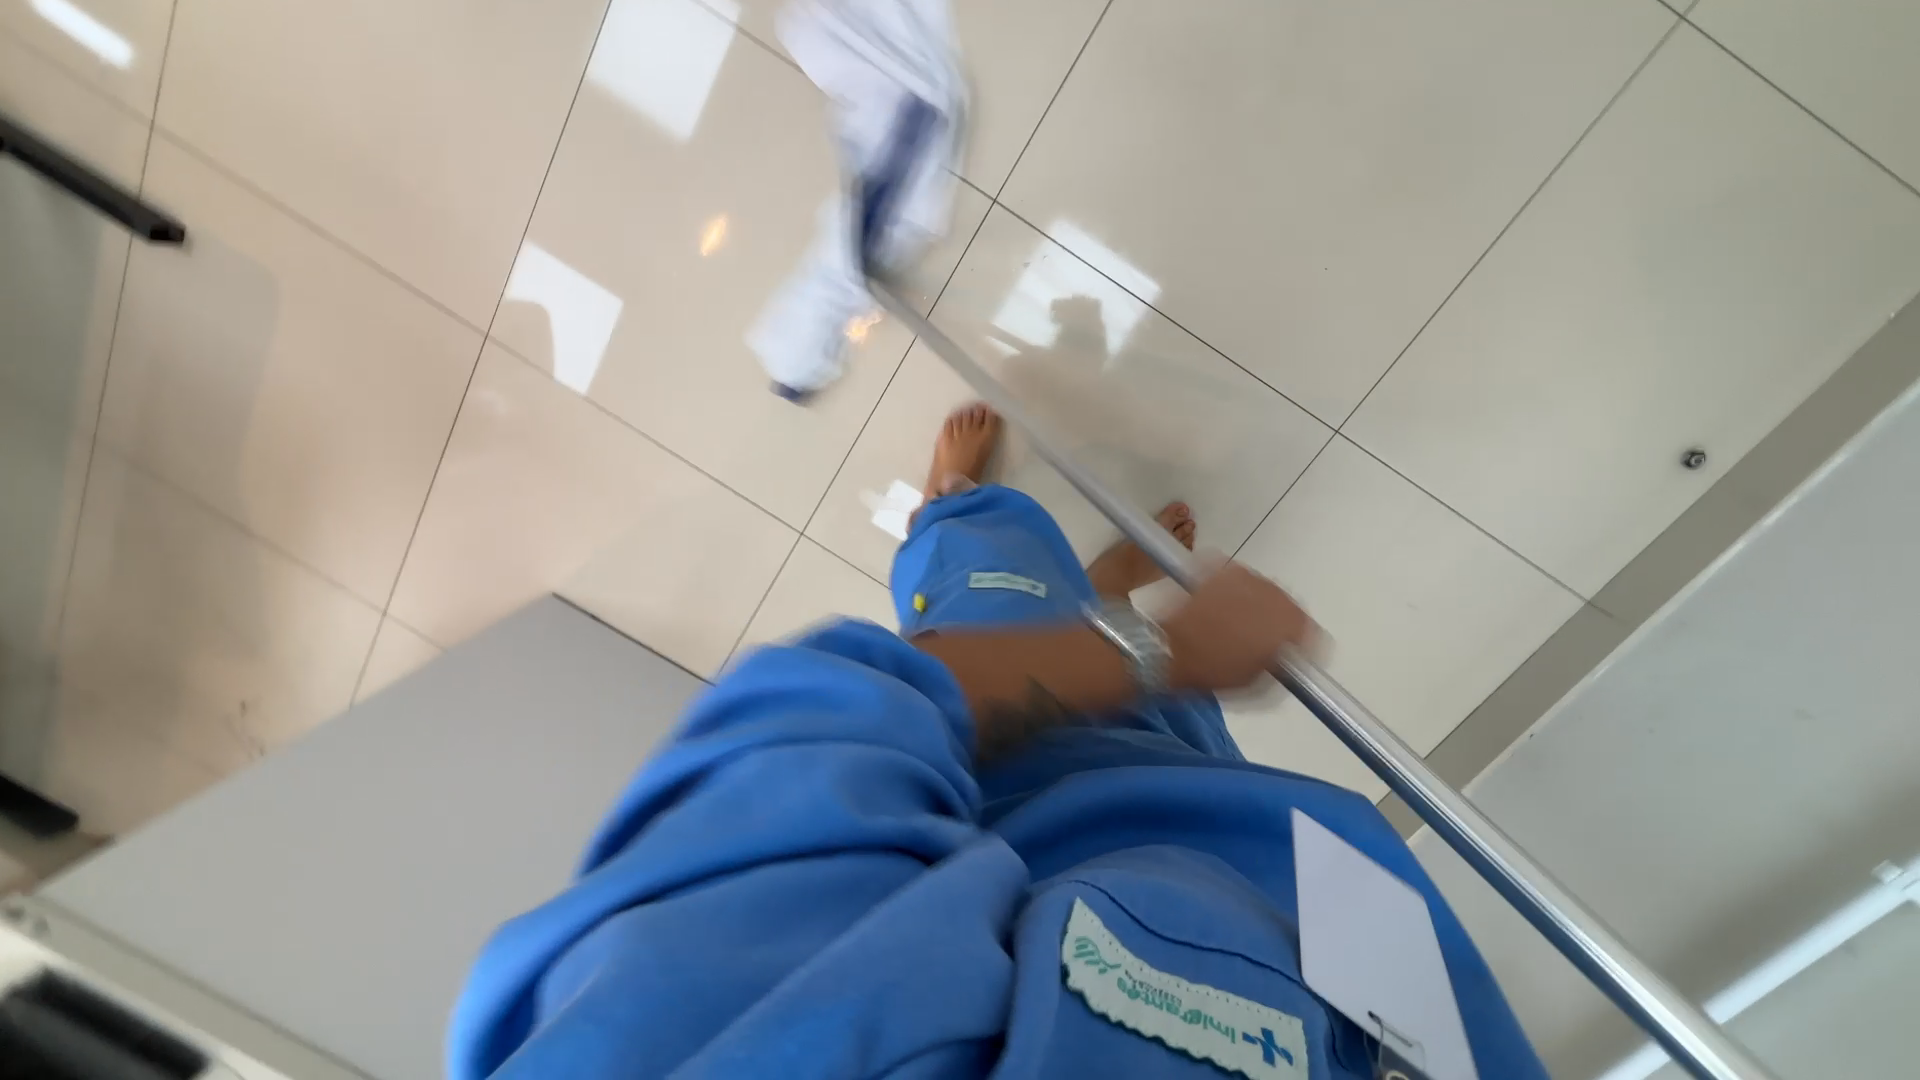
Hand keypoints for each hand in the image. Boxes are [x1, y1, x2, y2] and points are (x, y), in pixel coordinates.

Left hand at [1160, 561, 1315, 692]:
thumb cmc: (1212, 670)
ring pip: (1259, 588)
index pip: (1308, 628)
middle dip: (1276, 618)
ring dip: (1254, 602)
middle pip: (1284, 603)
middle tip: (1260, 637)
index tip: (1288, 652)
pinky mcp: (1215, 565)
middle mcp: (1271, 590)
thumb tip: (1289, 658)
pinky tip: (1218, 604)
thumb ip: (1283, 666)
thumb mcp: (1257, 682)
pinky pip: (1232, 578)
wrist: (1165, 646)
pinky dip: (1230, 589)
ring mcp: (1242, 574)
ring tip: (1235, 620)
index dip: (1299, 642)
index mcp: (1287, 620)